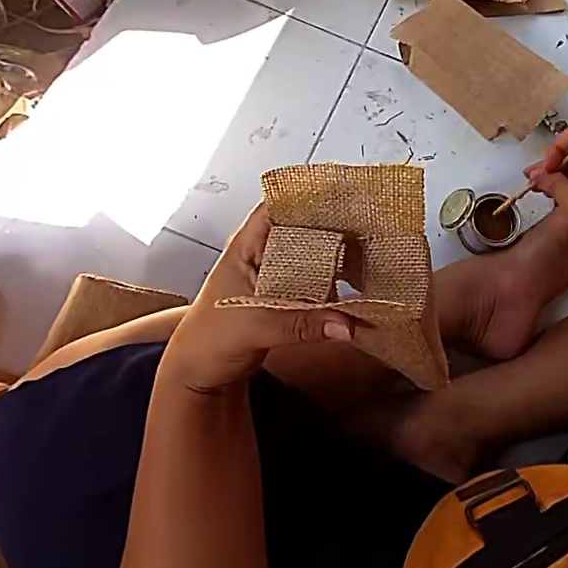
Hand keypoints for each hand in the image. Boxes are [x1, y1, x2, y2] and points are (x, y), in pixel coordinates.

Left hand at [160, 204, 358, 394]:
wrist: (200, 372)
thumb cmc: (208, 338)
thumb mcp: (256, 327)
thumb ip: (302, 325)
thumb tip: (346, 324)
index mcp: (247, 245)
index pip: (279, 205)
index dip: (308, 196)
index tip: (341, 194)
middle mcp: (264, 253)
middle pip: (303, 227)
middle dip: (333, 226)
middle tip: (366, 226)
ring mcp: (276, 274)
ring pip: (312, 254)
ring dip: (337, 255)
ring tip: (367, 253)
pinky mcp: (286, 295)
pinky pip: (315, 281)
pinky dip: (334, 282)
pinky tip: (355, 283)